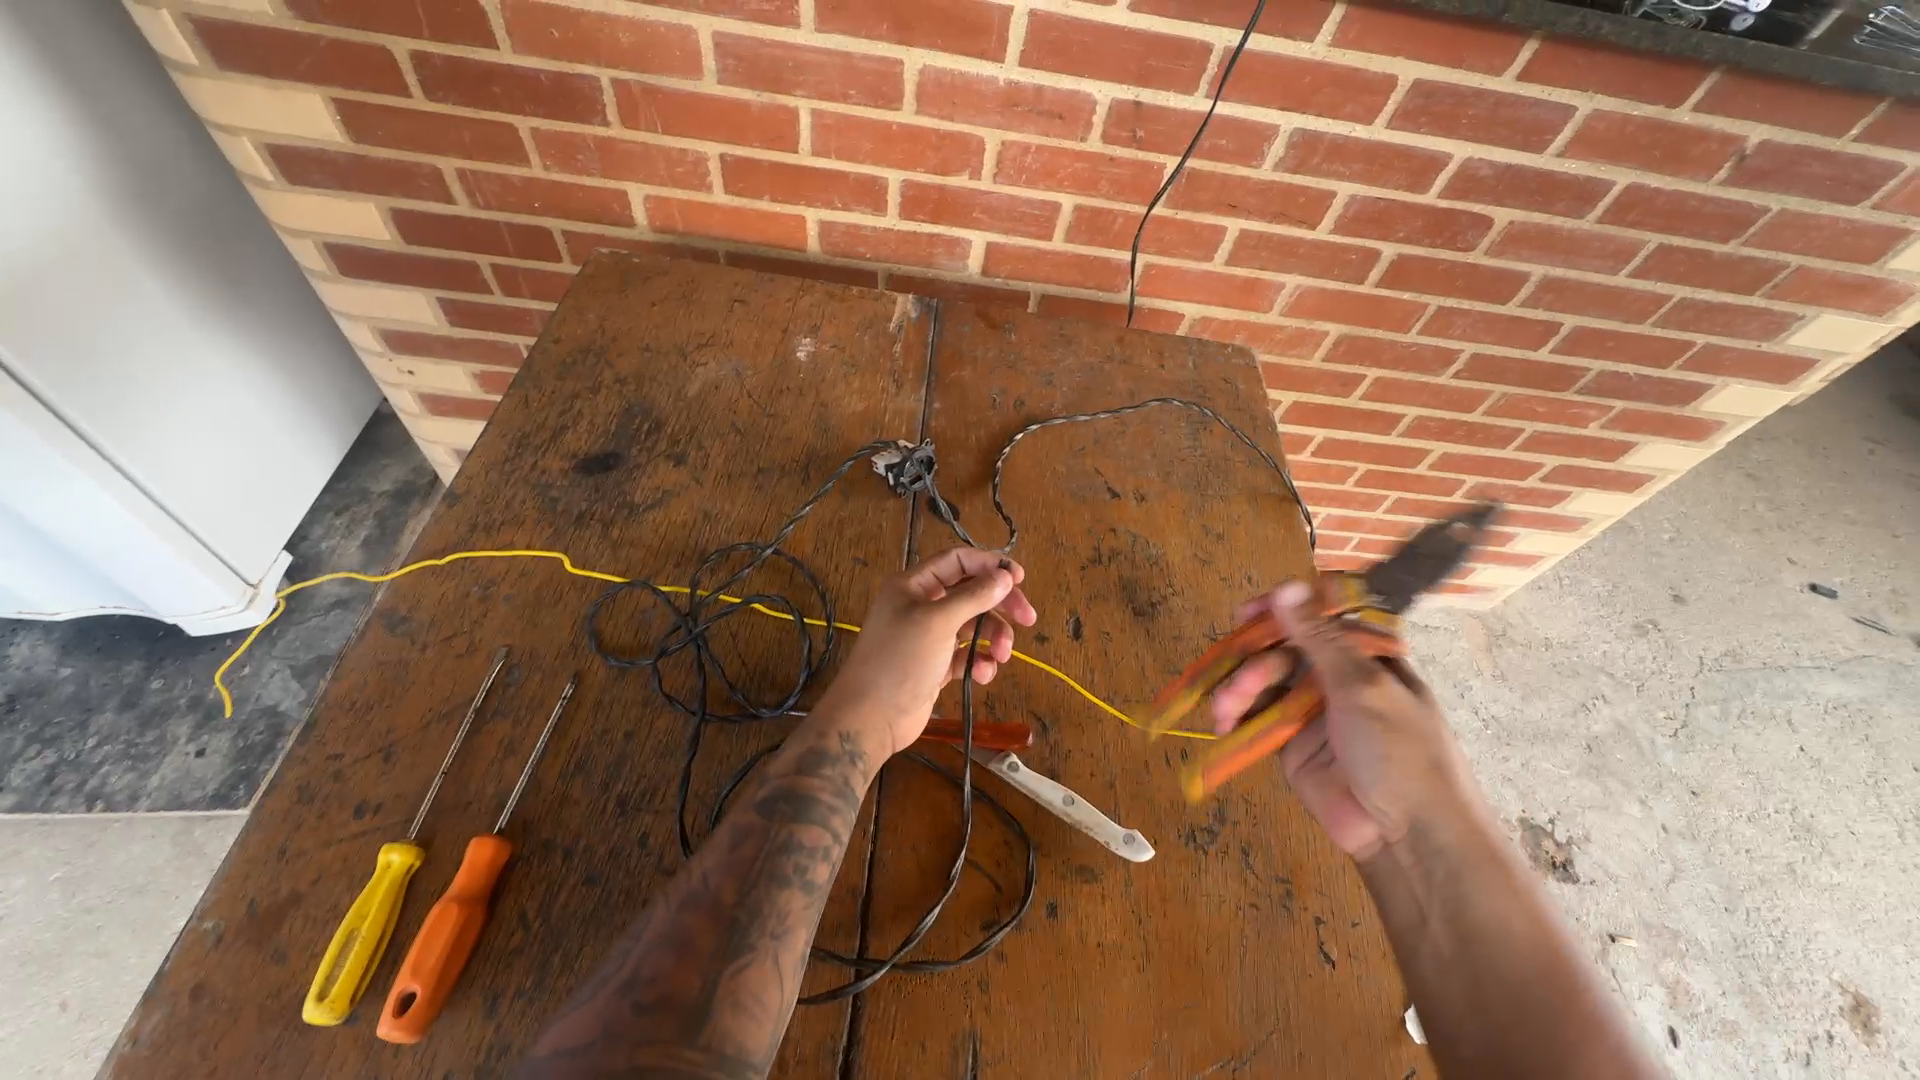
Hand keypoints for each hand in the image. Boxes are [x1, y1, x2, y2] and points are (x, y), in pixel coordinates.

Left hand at [813, 547, 1037, 756]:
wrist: (871, 718)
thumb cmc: (900, 660)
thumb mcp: (938, 622)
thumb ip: (973, 597)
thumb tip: (1004, 576)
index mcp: (914, 585)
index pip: (957, 562)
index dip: (989, 566)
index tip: (1019, 579)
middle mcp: (921, 606)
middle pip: (971, 593)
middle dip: (1000, 605)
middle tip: (1028, 618)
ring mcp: (928, 637)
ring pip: (972, 626)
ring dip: (993, 637)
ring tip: (1002, 656)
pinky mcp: (935, 665)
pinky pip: (965, 654)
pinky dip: (978, 662)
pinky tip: (982, 674)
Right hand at [1209, 580, 1469, 860]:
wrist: (1408, 833)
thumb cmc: (1400, 749)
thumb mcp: (1362, 686)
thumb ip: (1318, 637)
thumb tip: (1288, 587)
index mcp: (1366, 656)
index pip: (1319, 617)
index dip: (1283, 610)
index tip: (1247, 612)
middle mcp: (1337, 678)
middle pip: (1283, 649)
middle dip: (1255, 659)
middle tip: (1239, 677)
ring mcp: (1312, 711)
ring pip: (1264, 683)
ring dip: (1240, 689)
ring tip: (1225, 708)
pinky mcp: (1290, 745)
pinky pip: (1256, 720)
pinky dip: (1236, 717)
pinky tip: (1222, 721)